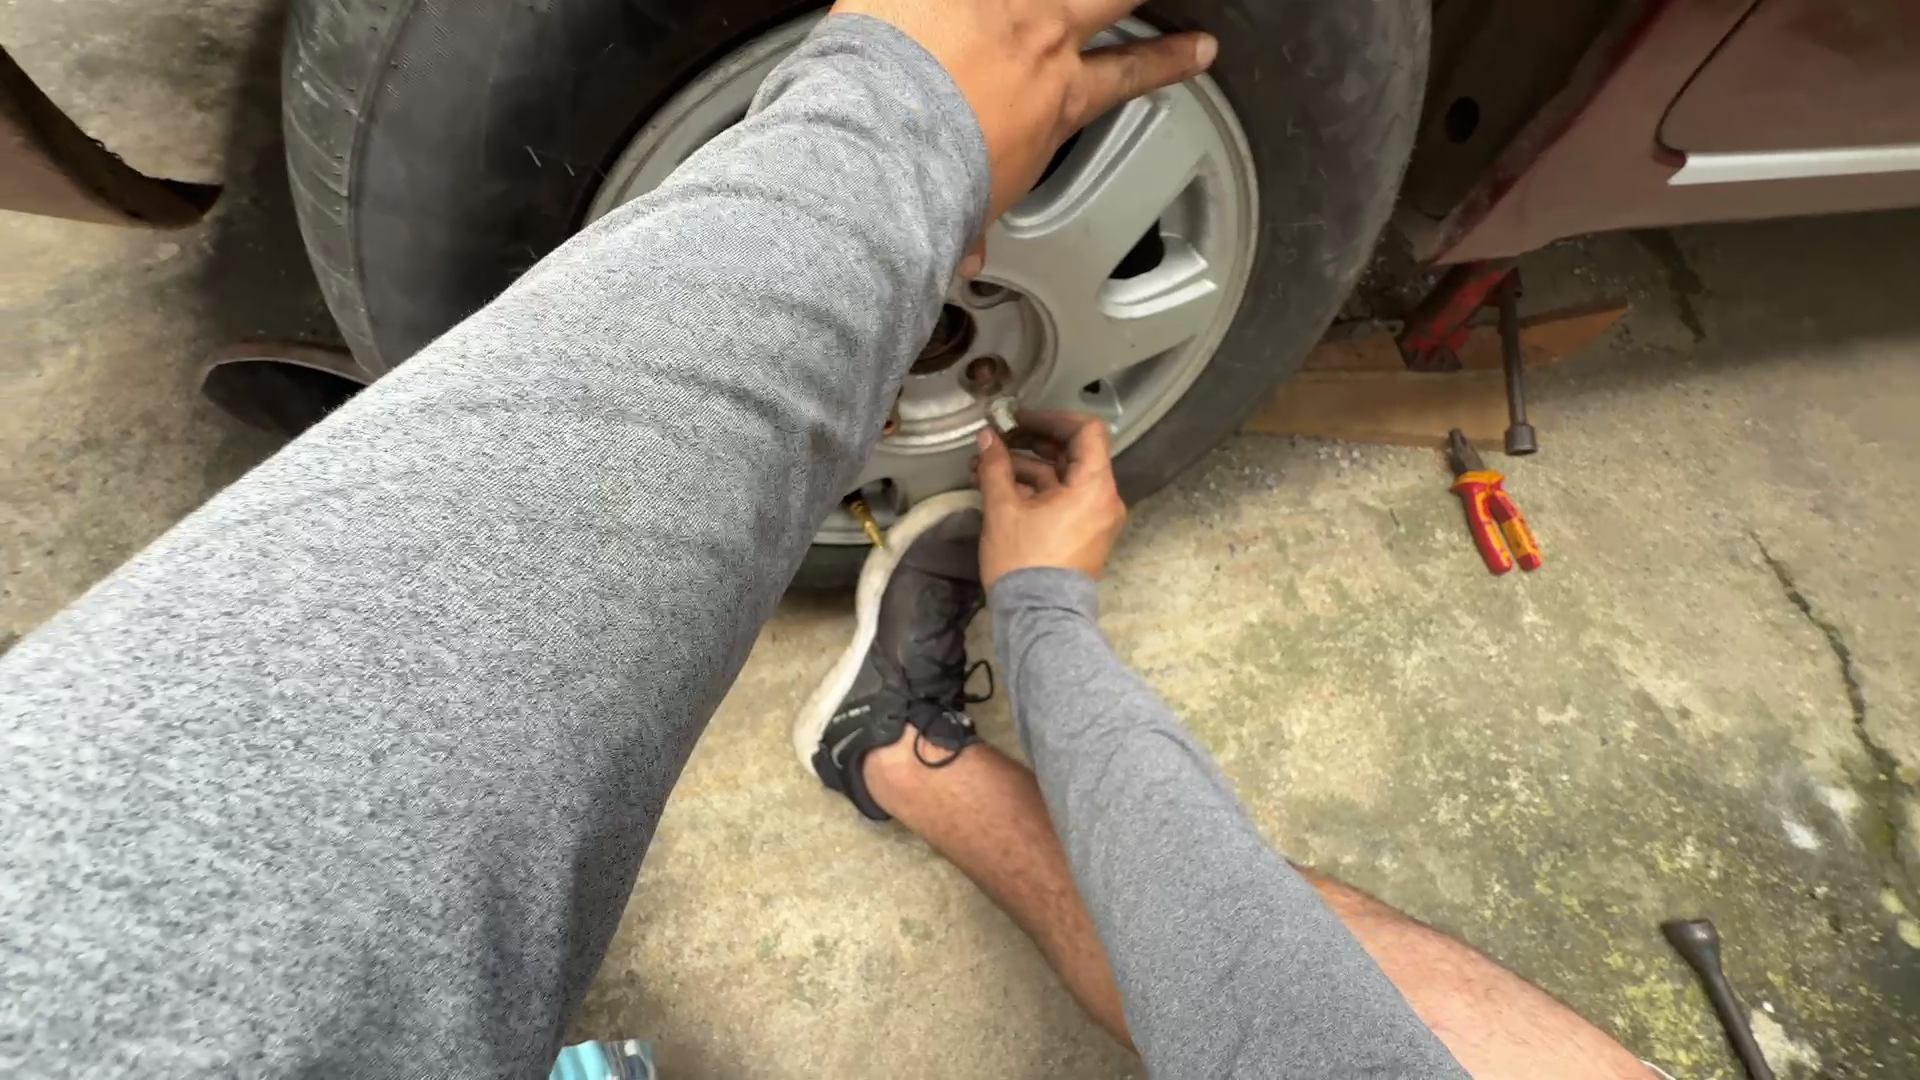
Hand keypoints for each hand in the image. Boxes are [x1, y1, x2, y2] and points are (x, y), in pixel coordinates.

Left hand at [829, 0, 1217, 230]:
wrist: (889, 141)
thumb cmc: (934, 184)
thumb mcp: (969, 214)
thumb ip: (972, 227)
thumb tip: (966, 256)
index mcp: (1058, 99)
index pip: (1130, 75)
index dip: (1169, 61)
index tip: (1198, 48)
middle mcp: (1044, 36)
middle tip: (1166, 0)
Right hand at [973, 410, 1128, 589]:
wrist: (1039, 617)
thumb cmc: (1024, 561)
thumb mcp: (1003, 509)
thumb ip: (995, 466)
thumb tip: (986, 437)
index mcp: (1094, 487)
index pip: (1087, 431)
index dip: (1052, 419)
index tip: (1019, 421)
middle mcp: (1103, 499)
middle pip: (1074, 453)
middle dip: (1032, 443)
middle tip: (998, 439)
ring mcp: (1095, 518)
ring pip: (1063, 478)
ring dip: (1027, 467)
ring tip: (985, 466)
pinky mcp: (1083, 534)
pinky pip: (1064, 499)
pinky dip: (1037, 490)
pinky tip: (1000, 487)